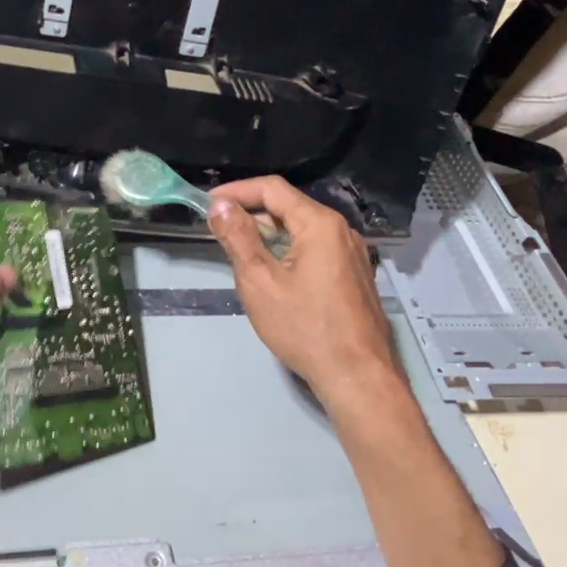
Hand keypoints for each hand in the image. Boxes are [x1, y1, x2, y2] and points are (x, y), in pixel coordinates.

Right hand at [206, 177, 399, 406]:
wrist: (358, 376)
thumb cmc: (304, 328)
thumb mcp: (260, 281)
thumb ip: (238, 238)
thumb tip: (221, 205)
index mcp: (320, 224)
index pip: (272, 189)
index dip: (237, 191)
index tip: (208, 204)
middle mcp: (341, 231)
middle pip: (289, 208)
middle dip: (252, 215)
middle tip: (220, 233)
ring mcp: (351, 254)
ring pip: (302, 231)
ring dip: (269, 236)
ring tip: (240, 256)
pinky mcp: (354, 276)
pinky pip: (315, 250)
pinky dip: (288, 252)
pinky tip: (272, 276)